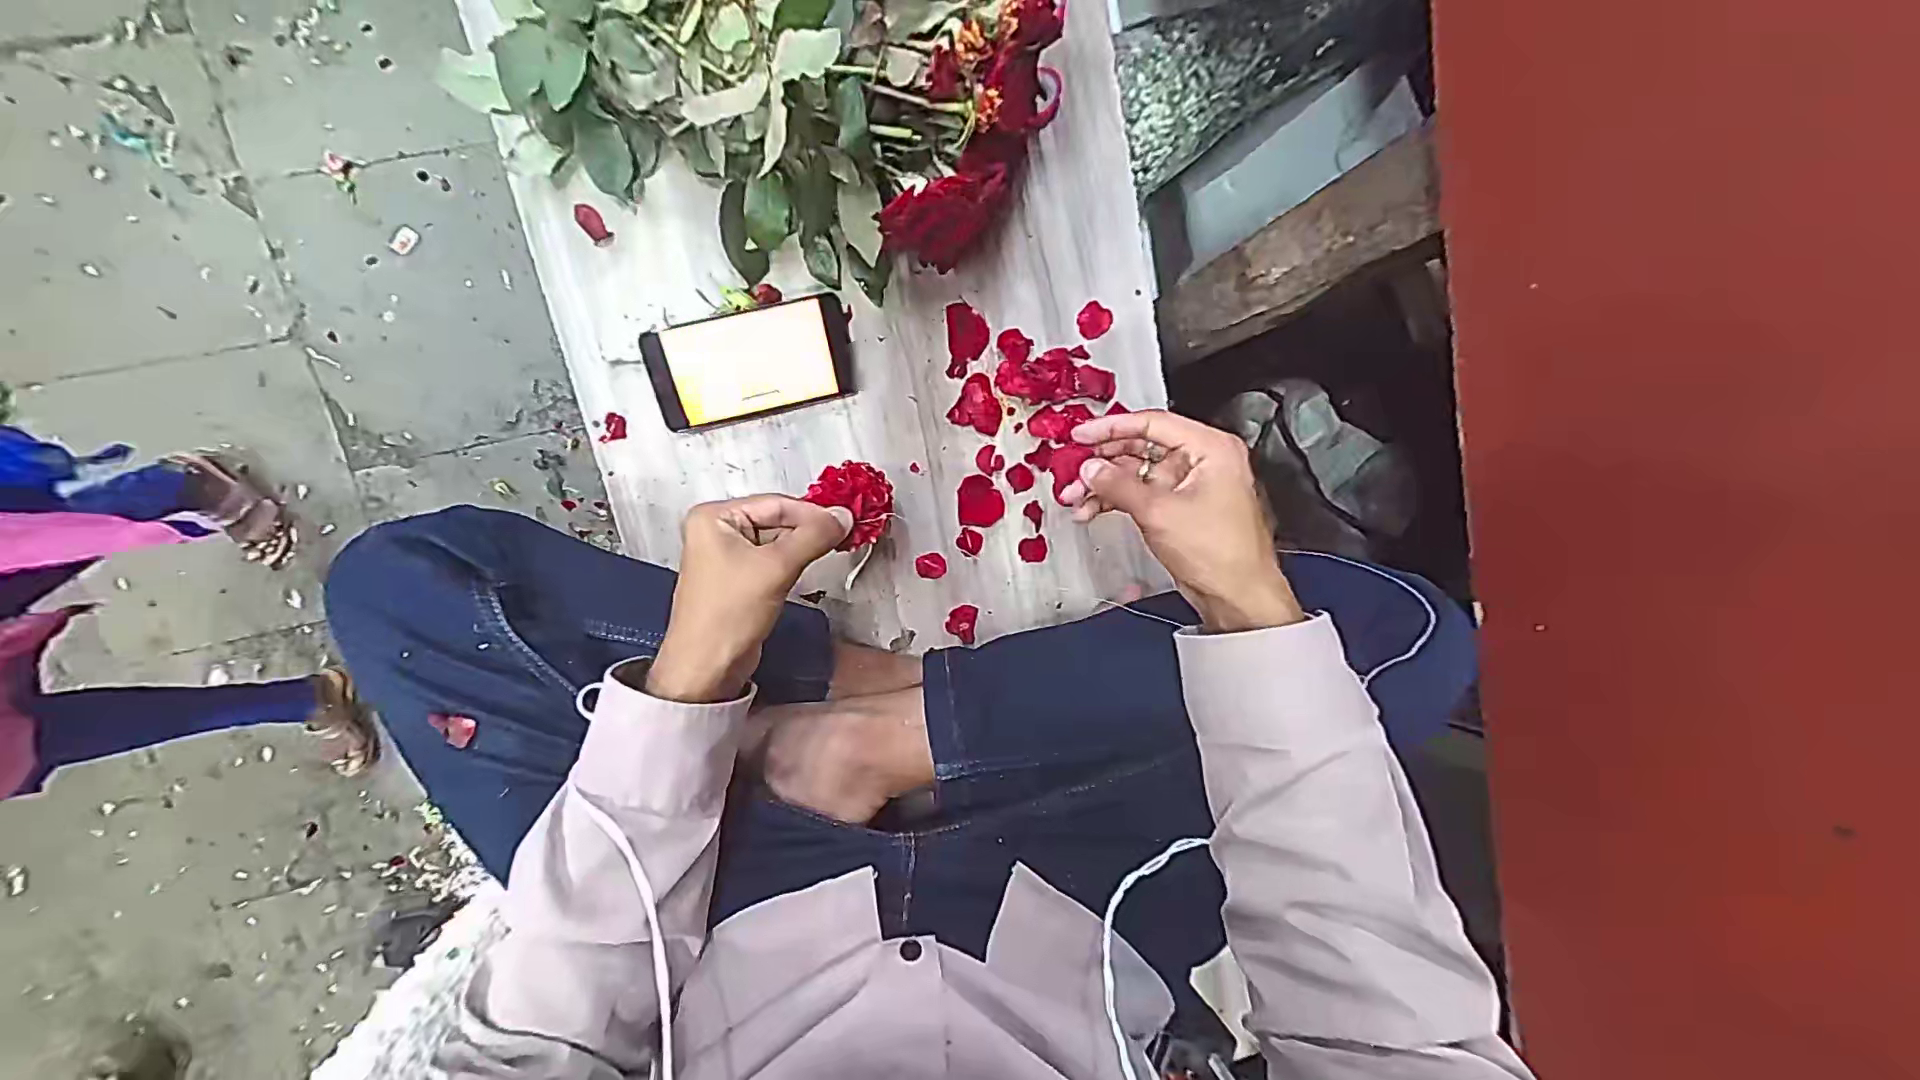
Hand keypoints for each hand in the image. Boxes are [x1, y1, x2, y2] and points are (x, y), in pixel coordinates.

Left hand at [645, 496, 852, 702]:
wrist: (709, 667)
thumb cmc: (724, 617)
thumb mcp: (776, 567)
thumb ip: (813, 537)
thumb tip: (841, 517)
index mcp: (714, 517)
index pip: (777, 504)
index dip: (813, 513)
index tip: (844, 519)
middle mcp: (719, 531)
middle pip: (779, 519)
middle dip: (811, 529)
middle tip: (844, 533)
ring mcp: (731, 555)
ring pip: (781, 539)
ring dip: (806, 545)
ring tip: (833, 547)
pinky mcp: (743, 577)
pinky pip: (776, 558)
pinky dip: (797, 560)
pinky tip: (812, 564)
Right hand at [1059, 410, 1305, 632]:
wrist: (1237, 595)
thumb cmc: (1223, 554)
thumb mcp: (1159, 512)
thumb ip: (1119, 484)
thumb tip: (1092, 468)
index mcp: (1210, 448)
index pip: (1152, 423)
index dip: (1111, 427)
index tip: (1083, 434)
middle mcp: (1201, 460)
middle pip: (1140, 447)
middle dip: (1102, 461)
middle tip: (1074, 468)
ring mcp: (1189, 484)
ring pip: (1135, 472)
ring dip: (1103, 484)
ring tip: (1076, 495)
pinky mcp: (1178, 506)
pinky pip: (1139, 493)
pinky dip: (1115, 500)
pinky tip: (1091, 509)